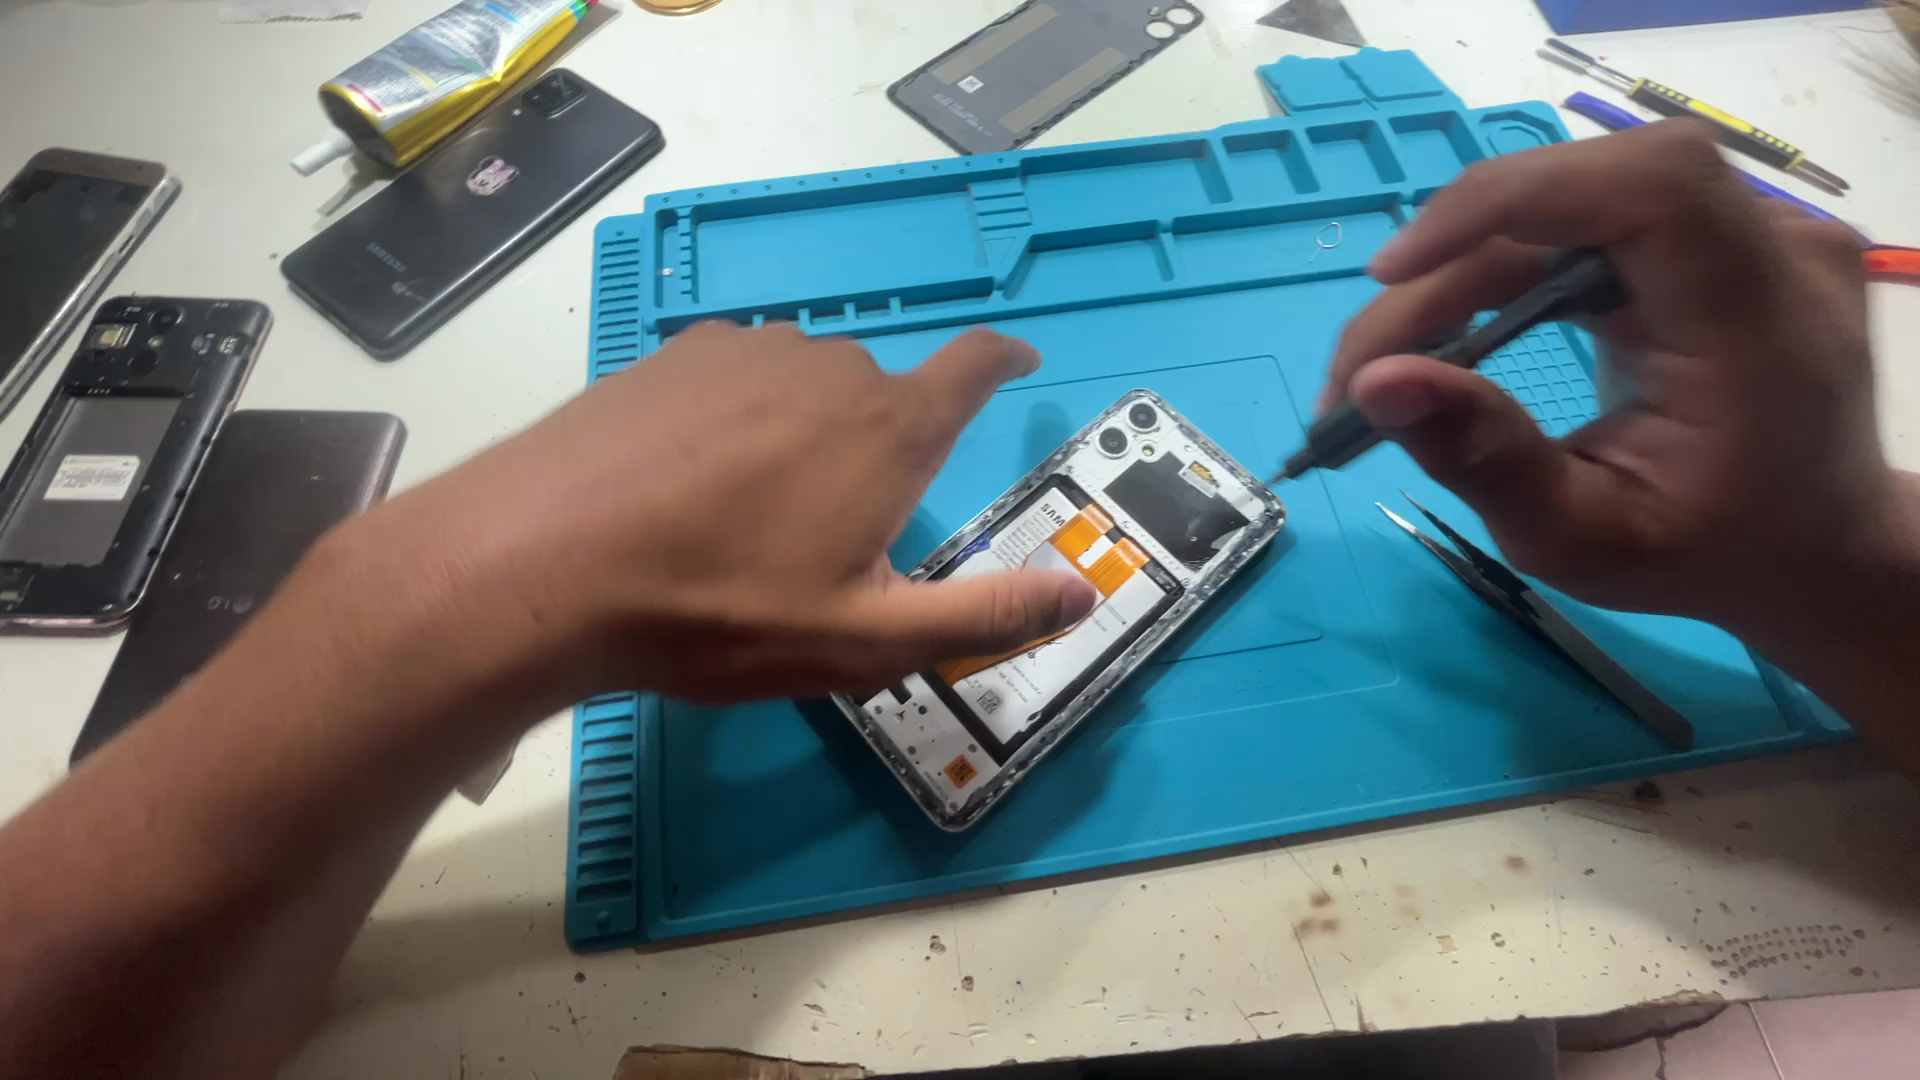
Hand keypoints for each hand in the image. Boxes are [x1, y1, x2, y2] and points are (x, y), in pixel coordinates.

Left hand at [334, 323, 1096, 704]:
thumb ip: (985, 616)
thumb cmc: (722, 611)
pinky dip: (750, 416)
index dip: (1003, 361)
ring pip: (812, 386)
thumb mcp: (868, 640)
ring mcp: (745, 350)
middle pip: (886, 396)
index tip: (1017, 363)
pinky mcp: (675, 356)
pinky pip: (745, 376)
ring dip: (815, 434)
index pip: (973, 367)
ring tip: (760, 510)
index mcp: (889, 429)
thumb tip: (1083, 597)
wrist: (539, 566)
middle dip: (887, 447)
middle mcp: (828, 368)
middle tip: (841, 528)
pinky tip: (699, 475)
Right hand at [1316, 120, 1912, 637]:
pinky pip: (1563, 234)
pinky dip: (1477, 278)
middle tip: (1358, 368)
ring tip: (1377, 367)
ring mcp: (1729, 241)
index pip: (1642, 189)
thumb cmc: (1694, 552)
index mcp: (1755, 319)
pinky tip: (1437, 334)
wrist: (1799, 546)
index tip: (1388, 275)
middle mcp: (1760, 249)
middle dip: (1442, 267)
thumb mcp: (1573, 535)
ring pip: (1554, 213)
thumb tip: (1372, 384)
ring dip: (1444, 281)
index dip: (1502, 203)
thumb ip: (1482, 459)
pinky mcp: (1687, 254)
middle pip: (1575, 197)